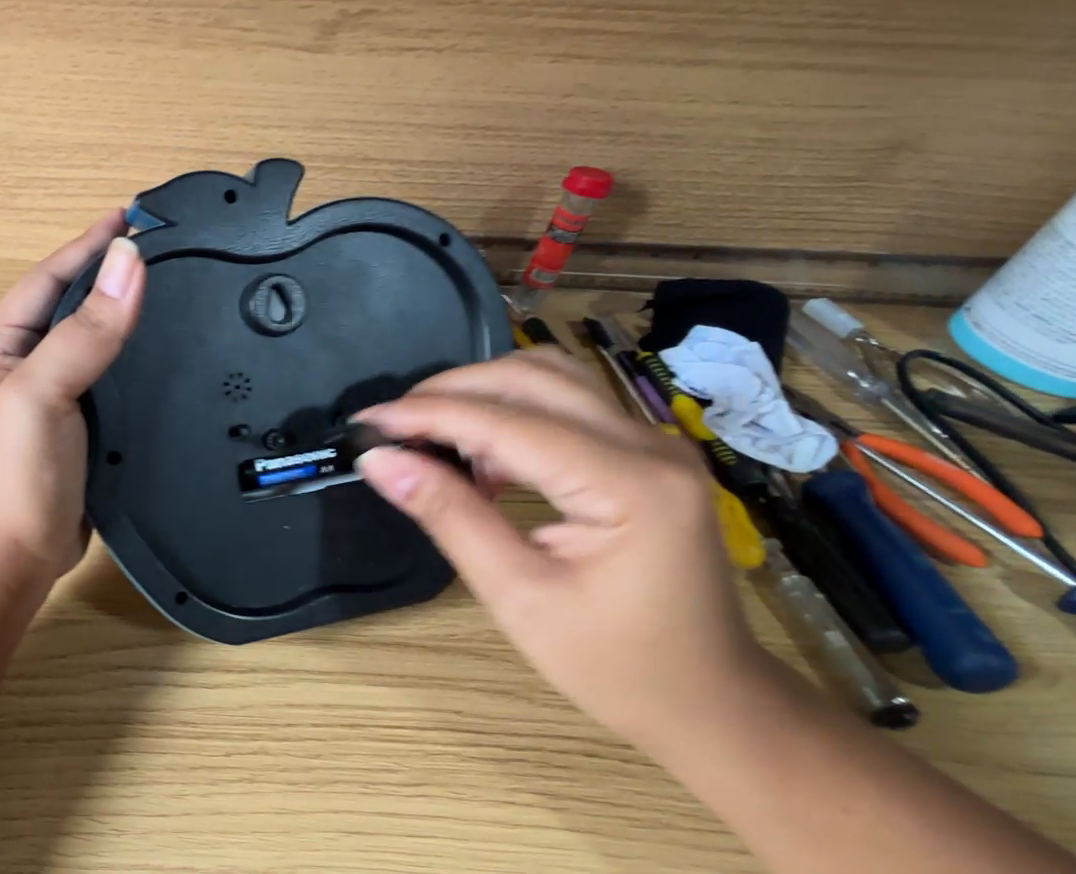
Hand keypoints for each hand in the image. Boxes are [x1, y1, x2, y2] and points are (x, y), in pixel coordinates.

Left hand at [0, 211, 146, 583]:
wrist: (15, 559)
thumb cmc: (15, 475)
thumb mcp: (43, 393)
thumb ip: (84, 331)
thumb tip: (128, 262)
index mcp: (0, 346)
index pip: (47, 278)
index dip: (88, 244)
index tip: (133, 215)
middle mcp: (22, 362)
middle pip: (68, 300)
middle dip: (107, 268)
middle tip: (159, 243)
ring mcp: (50, 394)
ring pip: (90, 335)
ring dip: (120, 307)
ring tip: (165, 283)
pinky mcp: (77, 423)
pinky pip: (106, 371)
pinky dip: (131, 351)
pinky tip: (159, 346)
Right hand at [354, 349, 771, 744]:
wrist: (710, 699)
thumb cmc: (615, 665)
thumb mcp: (519, 597)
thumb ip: (450, 516)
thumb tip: (379, 461)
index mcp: (629, 485)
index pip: (507, 423)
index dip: (428, 414)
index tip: (366, 424)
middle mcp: (650, 444)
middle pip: (530, 378)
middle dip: (449, 392)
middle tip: (390, 427)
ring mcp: (654, 441)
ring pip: (548, 376)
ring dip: (480, 392)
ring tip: (429, 433)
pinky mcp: (645, 450)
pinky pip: (566, 401)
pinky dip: (510, 409)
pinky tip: (480, 453)